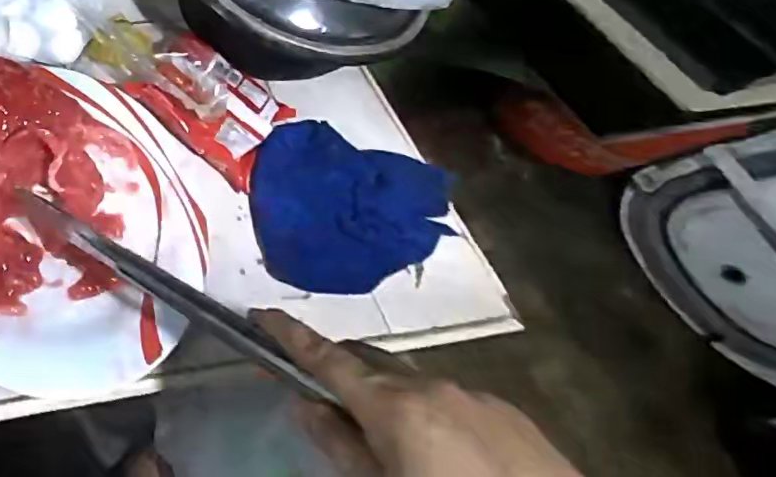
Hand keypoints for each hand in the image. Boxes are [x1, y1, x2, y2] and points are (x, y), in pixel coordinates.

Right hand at [251, 309, 580, 476]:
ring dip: (393, 402)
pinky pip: (457, 403)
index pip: (326, 357)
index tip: (260, 314)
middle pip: (370, 364)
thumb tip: (306, 406)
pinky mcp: (515, 417)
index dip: (288, 334)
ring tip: (399, 451)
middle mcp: (433, 385)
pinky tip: (455, 464)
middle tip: (327, 405)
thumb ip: (344, 451)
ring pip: (414, 384)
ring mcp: (478, 397)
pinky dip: (437, 418)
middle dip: (344, 375)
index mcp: (396, 406)